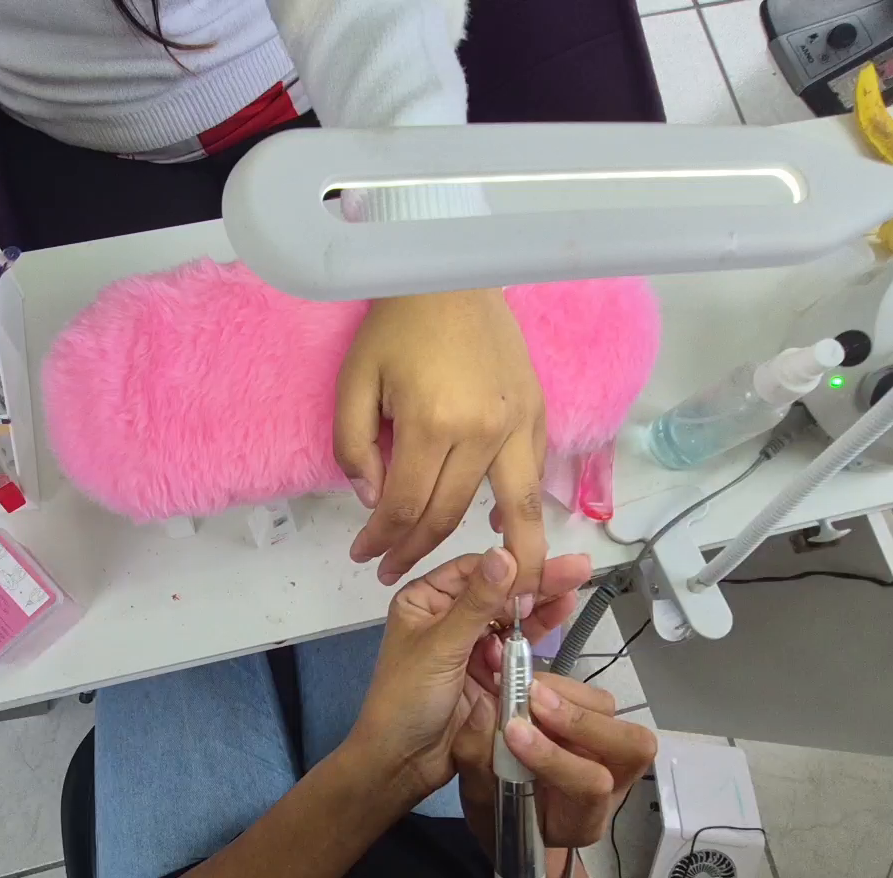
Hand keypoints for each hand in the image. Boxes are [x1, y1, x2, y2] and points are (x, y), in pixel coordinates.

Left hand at [336, 288, 547, 597]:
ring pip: (509, 507)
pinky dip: (519, 509)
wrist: (449, 273)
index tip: (364, 557)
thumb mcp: (354, 383)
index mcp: (433, 423)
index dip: (382, 540)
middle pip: (449, 515)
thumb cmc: (394, 327)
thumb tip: (374, 502)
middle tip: (391, 573)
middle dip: (416, 552)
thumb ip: (355, 448)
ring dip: (494, 554)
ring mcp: (519, 422)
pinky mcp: (538, 412)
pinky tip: (501, 527)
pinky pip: (531, 475)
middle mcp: (484, 431)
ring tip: (486, 589)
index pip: (405, 506)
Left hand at [343, 547, 590, 804]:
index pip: (472, 571)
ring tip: (578, 583)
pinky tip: (562, 611)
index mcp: (423, 600)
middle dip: (535, 580)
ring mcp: (469, 644)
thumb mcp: (441, 647)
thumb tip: (504, 553)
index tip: (544, 557)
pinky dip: (538, 630)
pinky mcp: (488, 672)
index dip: (509, 564)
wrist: (403, 762)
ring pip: (510, 616)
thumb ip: (476, 604)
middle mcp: (446, 616)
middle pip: (496, 592)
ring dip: (541, 602)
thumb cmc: (407, 698)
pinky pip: (517, 646)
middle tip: (578, 568)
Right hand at [452, 672, 656, 851]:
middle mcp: (610, 787)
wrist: (511, 809)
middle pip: (630, 748)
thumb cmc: (497, 811)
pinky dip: (562, 686)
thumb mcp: (476, 795)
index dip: (553, 757)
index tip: (512, 731)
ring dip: (569, 697)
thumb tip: (486, 705)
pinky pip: (594, 698)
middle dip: (580, 720)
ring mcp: (608, 753)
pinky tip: (530, 690)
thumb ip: (477, 756)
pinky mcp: (597, 725)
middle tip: (531, 698)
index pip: (590, 788)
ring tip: (525, 690)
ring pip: (613, 715)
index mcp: (581, 820)